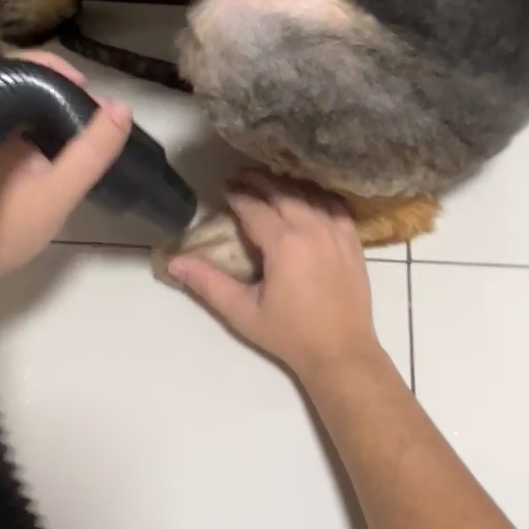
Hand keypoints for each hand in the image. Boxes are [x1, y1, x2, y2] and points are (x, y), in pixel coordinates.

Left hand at [0, 51, 131, 289]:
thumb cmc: (0, 233)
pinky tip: (40, 149)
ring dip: (39, 111)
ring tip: (70, 132)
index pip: (22, 66)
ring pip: (5, 102)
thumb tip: (122, 107)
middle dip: (54, 93)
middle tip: (85, 117)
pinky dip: (20, 127)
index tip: (86, 91)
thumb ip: (92, 151)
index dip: (58, 71)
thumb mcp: (58, 193)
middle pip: (15, 82)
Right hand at [169, 170, 385, 383]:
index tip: (223, 187)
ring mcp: (336, 230)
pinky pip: (334, 205)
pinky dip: (318, 195)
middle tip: (240, 176)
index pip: (254, 206)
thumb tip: (175, 262)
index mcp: (283, 243)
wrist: (341, 352)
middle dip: (258, 181)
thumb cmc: (289, 334)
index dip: (236, 194)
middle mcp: (311, 227)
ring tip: (269, 182)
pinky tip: (307, 195)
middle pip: (281, 192)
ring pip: (308, 194)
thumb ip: (208, 284)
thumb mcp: (243, 312)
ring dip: (286, 185)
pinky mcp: (353, 238)